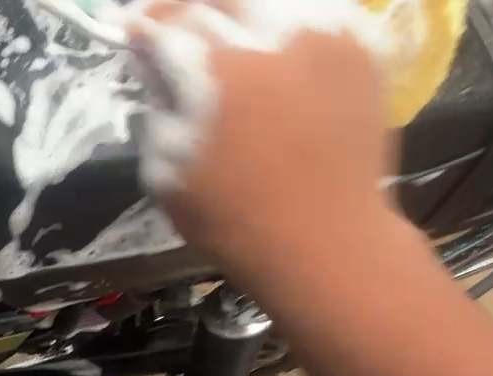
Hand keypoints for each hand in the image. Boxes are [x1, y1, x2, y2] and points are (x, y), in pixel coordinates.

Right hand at [128, 0, 399, 290]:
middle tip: (171, 23)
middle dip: (189, 7)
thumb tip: (159, 70)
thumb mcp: (166, 171)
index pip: (174, 24)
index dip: (145, 22)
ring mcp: (330, 34)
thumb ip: (160, 110)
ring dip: (238, 8)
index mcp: (223, 73)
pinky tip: (271, 36)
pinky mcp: (363, 44)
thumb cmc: (227, 216)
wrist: (319, 234)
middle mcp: (280, 37)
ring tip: (221, 25)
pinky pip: (318, 8)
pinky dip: (286, 16)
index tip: (129, 26)